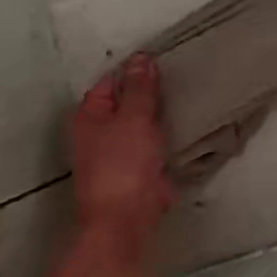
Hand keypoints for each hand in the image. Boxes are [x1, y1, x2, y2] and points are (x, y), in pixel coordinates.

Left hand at [72, 54, 172, 255]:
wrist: (127, 217)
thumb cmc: (124, 164)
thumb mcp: (135, 119)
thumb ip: (140, 89)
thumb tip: (141, 58)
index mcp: (89, 115)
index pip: (112, 81)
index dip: (135, 71)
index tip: (165, 61)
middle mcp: (98, 132)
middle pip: (126, 102)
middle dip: (150, 93)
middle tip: (180, 79)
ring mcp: (117, 152)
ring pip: (141, 124)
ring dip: (160, 115)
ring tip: (187, 99)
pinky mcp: (137, 169)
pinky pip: (153, 144)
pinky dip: (165, 136)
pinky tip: (185, 128)